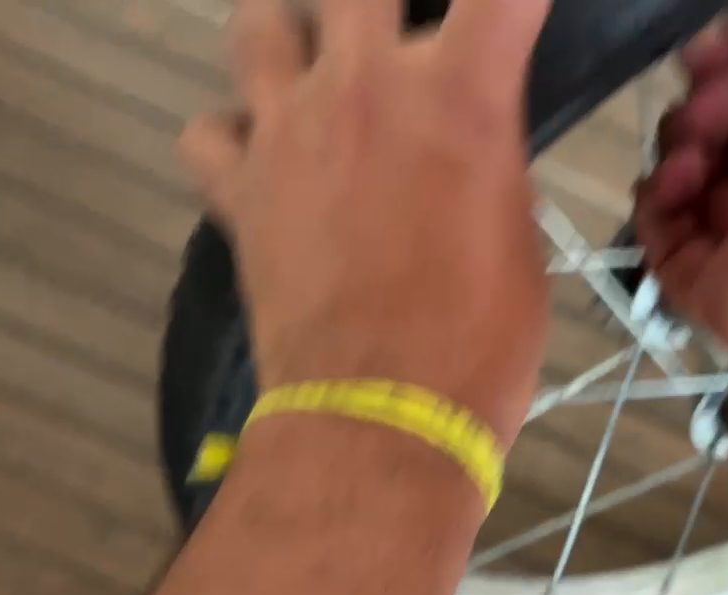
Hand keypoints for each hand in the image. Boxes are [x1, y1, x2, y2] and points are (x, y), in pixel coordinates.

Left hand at [181, 0, 552, 444]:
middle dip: (387, 9)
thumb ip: (490, 183)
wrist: (389, 421)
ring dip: (291, 42)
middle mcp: (365, 85)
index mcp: (461, 100)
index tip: (516, 16)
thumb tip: (466, 167)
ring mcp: (286, 130)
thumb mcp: (519, 257)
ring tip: (316, 85)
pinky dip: (233, 140)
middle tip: (403, 51)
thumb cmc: (483, 350)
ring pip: (258, 22)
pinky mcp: (237, 190)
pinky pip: (209, 132)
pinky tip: (261, 167)